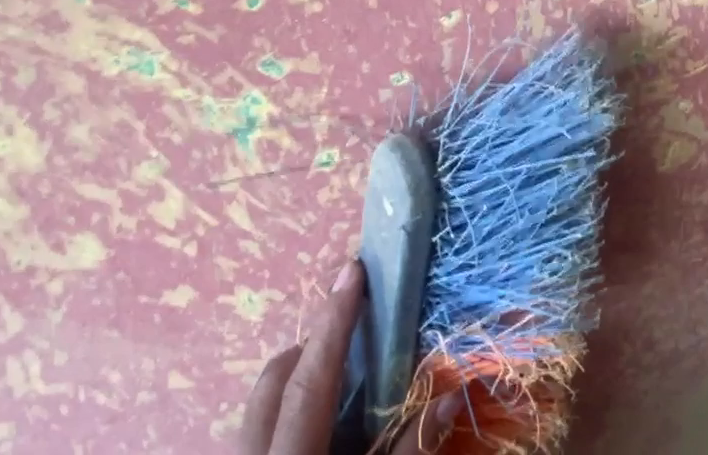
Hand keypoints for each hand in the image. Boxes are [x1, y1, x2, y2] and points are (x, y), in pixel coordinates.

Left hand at [238, 261, 463, 453]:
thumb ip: (410, 450)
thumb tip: (453, 396)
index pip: (311, 379)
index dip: (334, 322)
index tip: (352, 270)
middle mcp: (254, 452)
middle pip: (275, 378)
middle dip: (313, 342)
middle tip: (356, 324)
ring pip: (259, 401)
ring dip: (299, 375)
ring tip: (341, 372)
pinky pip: (257, 427)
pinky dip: (287, 408)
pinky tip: (319, 422)